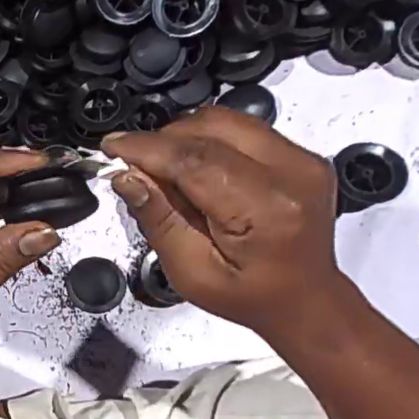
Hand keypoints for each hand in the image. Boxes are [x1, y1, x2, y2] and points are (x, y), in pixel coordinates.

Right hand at [103, 108, 357, 336]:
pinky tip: (193, 171)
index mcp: (267, 210)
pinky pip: (241, 129)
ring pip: (224, 120)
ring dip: (183, 138)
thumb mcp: (192, 272)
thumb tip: (128, 179)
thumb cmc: (254, 296)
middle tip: (134, 169)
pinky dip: (207, 141)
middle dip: (161, 142)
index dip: (147, 148)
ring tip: (164, 172)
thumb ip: (159, 220)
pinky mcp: (297, 153)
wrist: (303, 298)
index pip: (195, 159)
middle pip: (209, 129)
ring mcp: (300, 159)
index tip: (114, 147)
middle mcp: (292, 174)